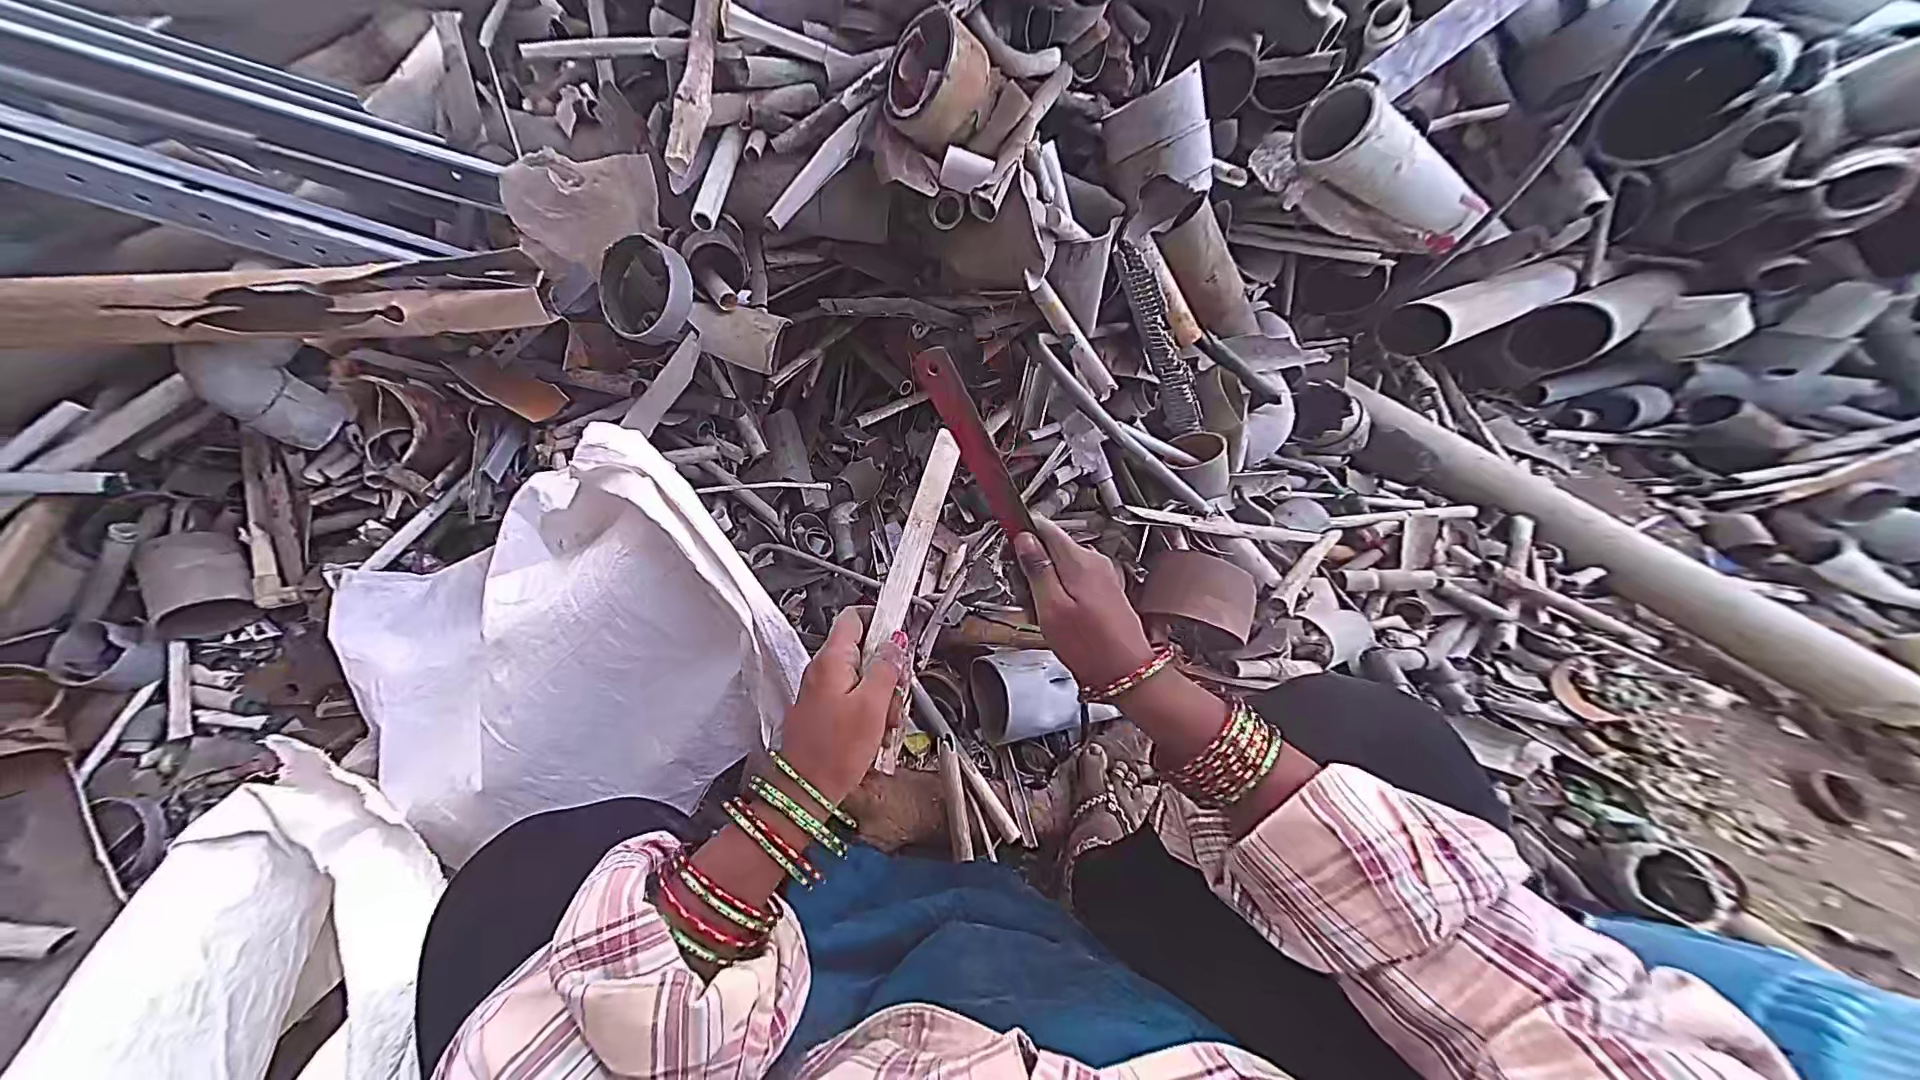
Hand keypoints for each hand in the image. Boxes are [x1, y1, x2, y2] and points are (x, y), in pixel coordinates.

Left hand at [777, 608, 908, 804]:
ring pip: (864, 677)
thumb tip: (895, 643)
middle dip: (887, 670)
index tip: (900, 637)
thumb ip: (887, 668)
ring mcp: (822, 691)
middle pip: (865, 650)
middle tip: (896, 693)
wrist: (806, 792)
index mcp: (831, 660)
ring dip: (882, 696)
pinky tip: (875, 732)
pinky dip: (871, 712)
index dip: (881, 621)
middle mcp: (822, 670)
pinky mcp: (825, 711)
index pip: (855, 617)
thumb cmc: (834, 752)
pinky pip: (856, 699)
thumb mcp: (872, 705)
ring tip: (885, 721)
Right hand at [1012, 517, 1154, 690]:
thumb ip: (1037, 570)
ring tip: (1037, 605)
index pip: (1045, 528)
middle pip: (1053, 545)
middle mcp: (1095, 562)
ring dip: (1045, 578)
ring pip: (1062, 563)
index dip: (1022, 531)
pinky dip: (1059, 590)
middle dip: (1032, 560)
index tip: (1007, 541)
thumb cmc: (1091, 647)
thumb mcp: (1051, 608)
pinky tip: (1056, 613)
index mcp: (1079, 562)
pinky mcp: (1104, 591)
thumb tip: (1025, 540)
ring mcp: (1102, 576)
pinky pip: (1073, 579)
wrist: (1126, 673)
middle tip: (1020, 586)